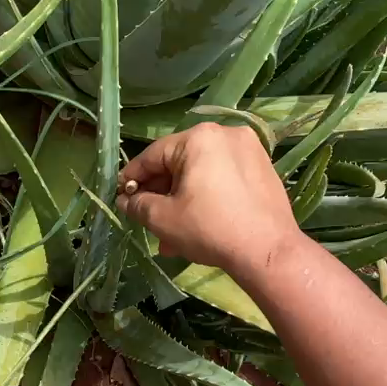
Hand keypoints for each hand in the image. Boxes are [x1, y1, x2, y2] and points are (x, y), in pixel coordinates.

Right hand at [115, 122, 308, 278]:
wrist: (267, 251)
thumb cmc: (208, 229)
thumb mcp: (162, 218)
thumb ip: (137, 205)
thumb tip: (125, 200)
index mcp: (198, 138)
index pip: (153, 155)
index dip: (132, 177)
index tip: (119, 195)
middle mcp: (226, 134)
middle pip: (178, 163)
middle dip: (160, 194)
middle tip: (145, 218)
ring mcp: (249, 150)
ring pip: (200, 174)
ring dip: (181, 201)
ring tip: (170, 234)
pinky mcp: (262, 169)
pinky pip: (222, 179)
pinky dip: (205, 198)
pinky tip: (196, 226)